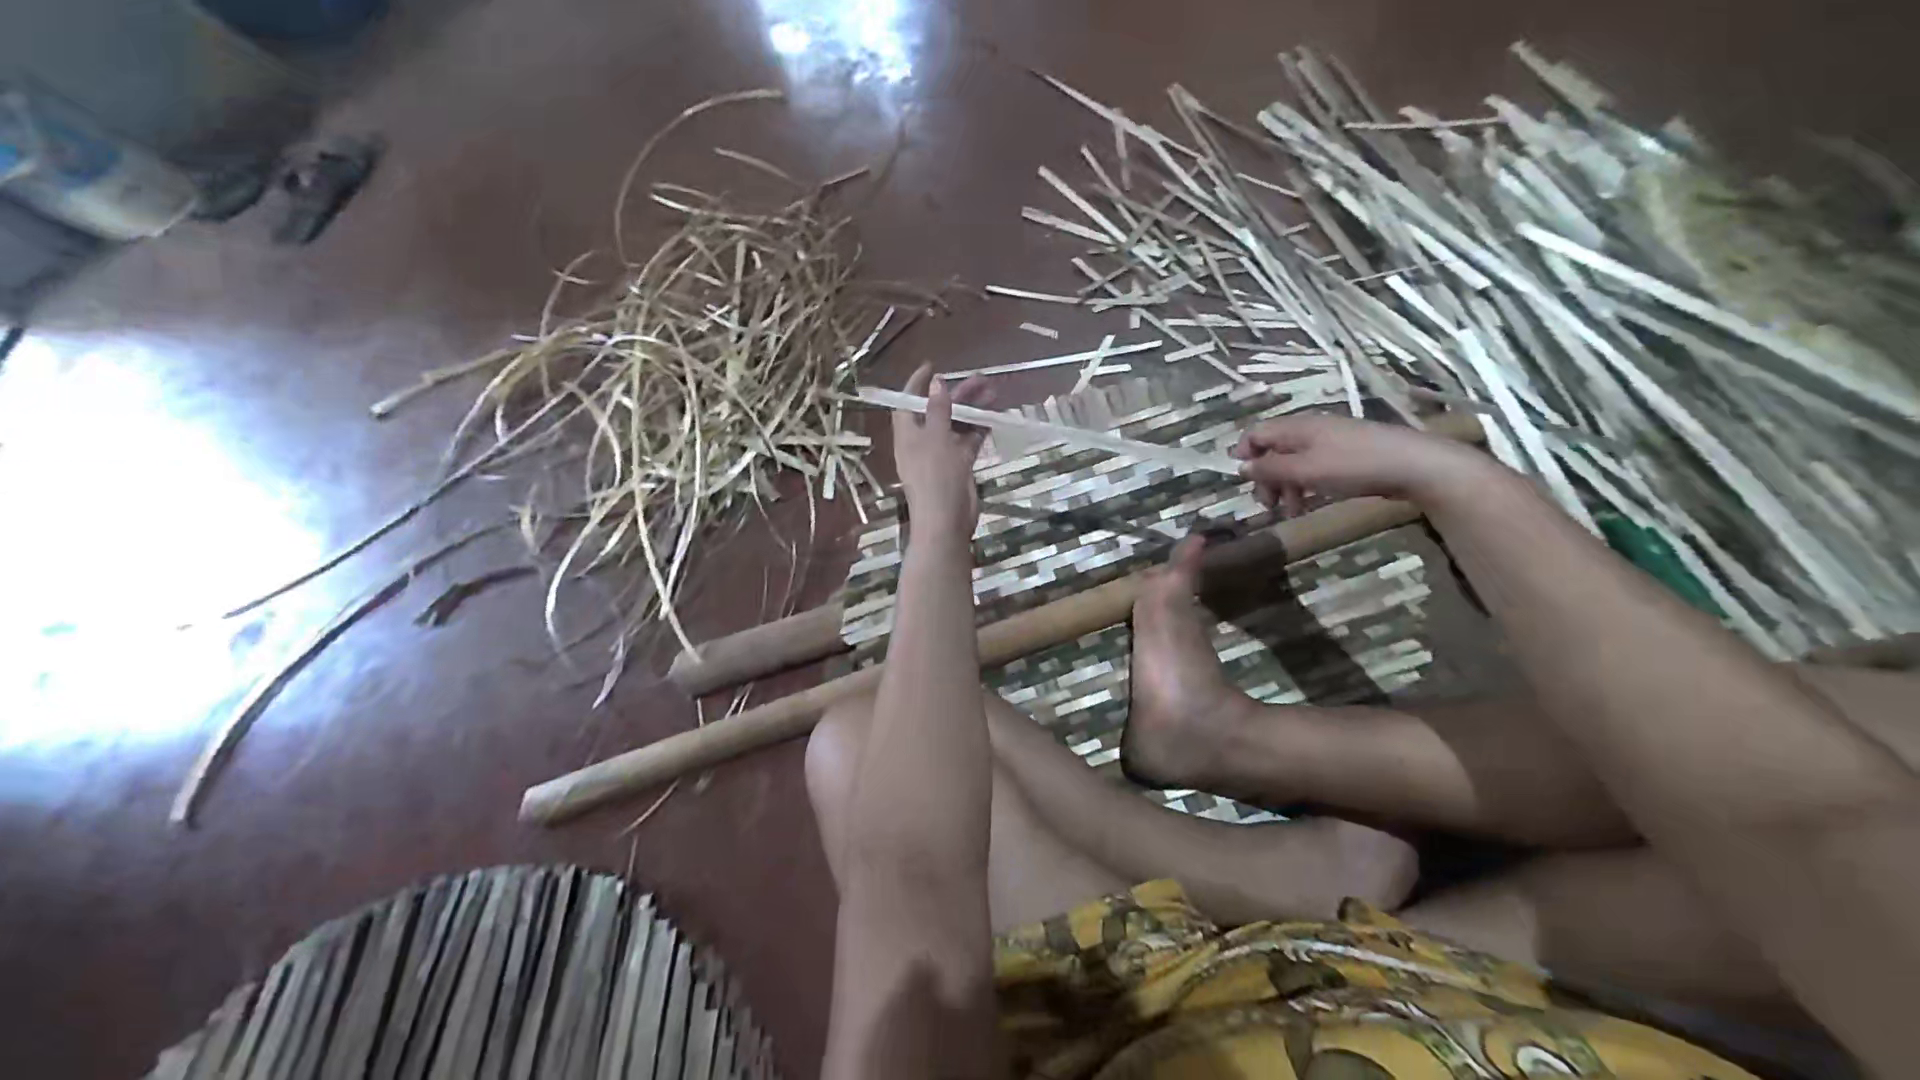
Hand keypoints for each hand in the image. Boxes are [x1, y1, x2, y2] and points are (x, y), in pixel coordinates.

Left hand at [892, 363, 992, 537]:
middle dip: (957, 394)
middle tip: (981, 378)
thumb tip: (936, 383)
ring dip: (972, 409)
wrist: (946, 521)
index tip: (933, 365)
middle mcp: (922, 441)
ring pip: (956, 425)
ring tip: (993, 392)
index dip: (918, 383)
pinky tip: (994, 416)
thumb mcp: (936, 439)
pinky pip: (968, 441)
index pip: (908, 402)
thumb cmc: (936, 477)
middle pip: (938, 411)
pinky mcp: (958, 465)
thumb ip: (938, 410)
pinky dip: (979, 429)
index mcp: (908, 434)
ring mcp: (941, 454)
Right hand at [1231, 413, 1485, 513]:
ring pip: (1293, 462)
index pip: (1256, 433)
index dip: (1243, 454)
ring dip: (1285, 486)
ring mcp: (1330, 441)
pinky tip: (1310, 503)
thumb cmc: (1353, 466)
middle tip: (1268, 505)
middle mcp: (1309, 430)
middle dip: (1265, 478)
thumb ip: (1270, 469)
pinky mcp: (1346, 455)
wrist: (1413, 465)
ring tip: (1291, 511)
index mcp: (1296, 427)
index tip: (1242, 481)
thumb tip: (1241, 467)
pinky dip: (1305, 485)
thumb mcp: (1304, 470)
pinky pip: (1314, 467)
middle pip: (1273, 450)